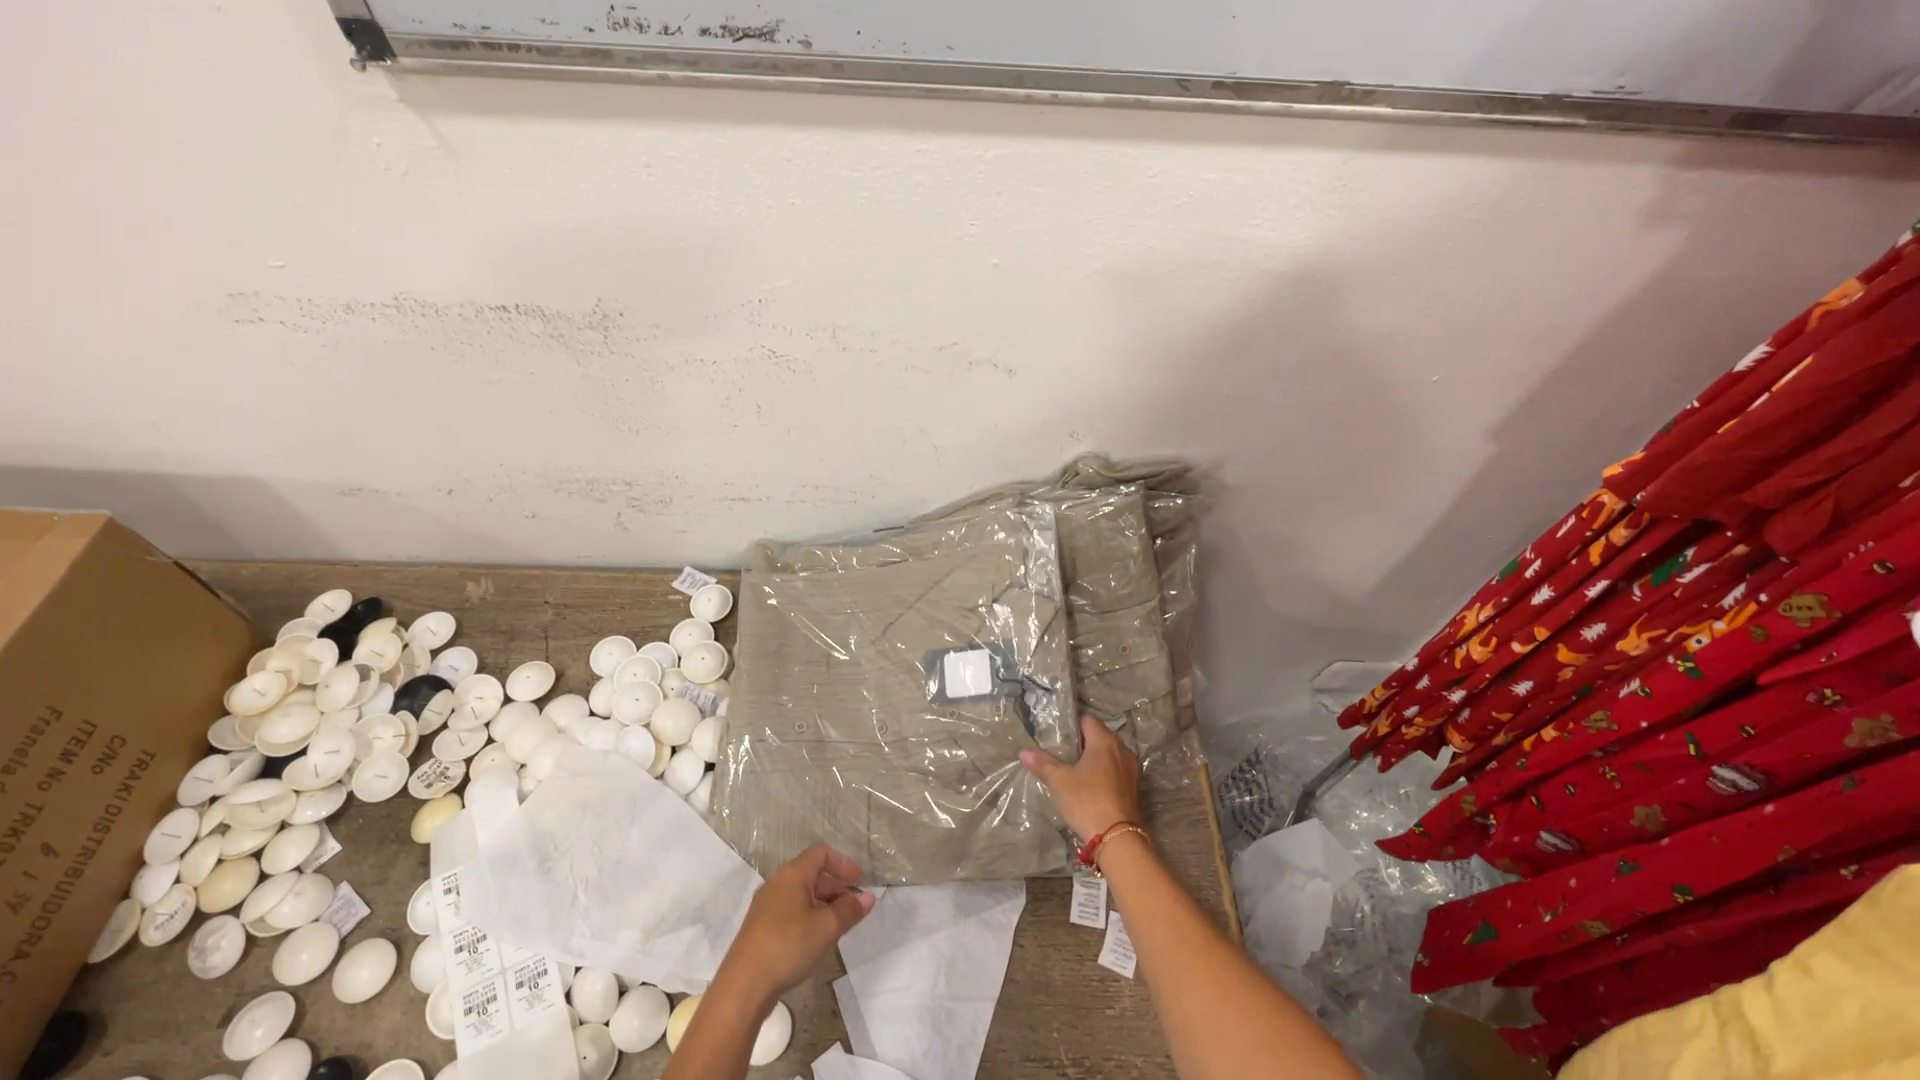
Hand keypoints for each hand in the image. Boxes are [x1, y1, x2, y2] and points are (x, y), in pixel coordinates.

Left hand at [714, 844, 874, 1003]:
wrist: (744, 985)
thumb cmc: (789, 946)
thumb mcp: (826, 927)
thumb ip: (849, 910)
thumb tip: (867, 897)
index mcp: (791, 876)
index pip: (820, 854)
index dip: (842, 863)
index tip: (859, 880)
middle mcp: (776, 885)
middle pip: (810, 874)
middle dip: (835, 887)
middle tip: (853, 908)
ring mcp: (765, 907)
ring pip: (800, 895)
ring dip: (823, 904)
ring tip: (838, 926)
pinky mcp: (760, 928)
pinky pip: (790, 911)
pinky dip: (808, 917)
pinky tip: (815, 940)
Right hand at [1021, 714, 1142, 839]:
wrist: (1117, 837)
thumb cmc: (1086, 800)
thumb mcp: (1059, 781)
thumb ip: (1043, 763)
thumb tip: (1024, 752)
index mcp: (1104, 741)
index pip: (1088, 720)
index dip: (1073, 724)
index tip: (1059, 734)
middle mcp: (1122, 750)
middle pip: (1100, 736)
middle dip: (1083, 742)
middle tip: (1063, 752)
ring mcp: (1132, 769)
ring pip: (1110, 755)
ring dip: (1095, 759)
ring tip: (1076, 770)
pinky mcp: (1135, 787)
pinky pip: (1117, 771)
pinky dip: (1105, 773)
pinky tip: (1091, 786)